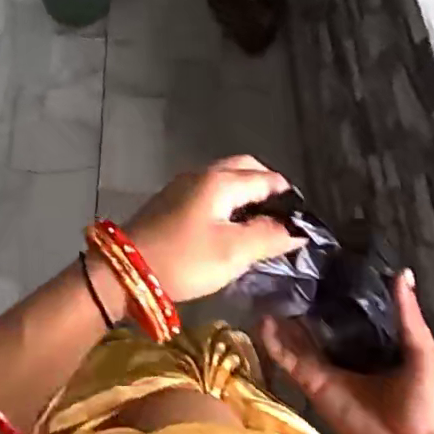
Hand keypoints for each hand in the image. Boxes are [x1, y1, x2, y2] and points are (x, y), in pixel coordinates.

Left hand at [123, 155, 305, 303]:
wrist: (129, 266)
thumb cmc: (185, 258)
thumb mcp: (232, 252)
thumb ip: (267, 237)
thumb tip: (296, 229)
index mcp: (220, 181)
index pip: (264, 178)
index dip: (288, 196)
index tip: (305, 218)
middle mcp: (202, 173)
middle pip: (243, 167)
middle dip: (267, 184)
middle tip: (284, 216)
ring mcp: (184, 184)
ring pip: (225, 177)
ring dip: (247, 191)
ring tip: (264, 222)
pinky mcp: (173, 199)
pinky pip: (211, 189)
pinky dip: (229, 198)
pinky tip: (234, 224)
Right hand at [259, 270, 433, 433]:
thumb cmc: (422, 400)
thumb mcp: (422, 351)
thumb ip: (408, 313)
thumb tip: (402, 270)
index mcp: (368, 341)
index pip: (343, 308)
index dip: (331, 285)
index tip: (317, 257)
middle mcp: (341, 348)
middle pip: (314, 317)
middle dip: (300, 296)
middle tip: (283, 265)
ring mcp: (322, 364)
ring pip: (294, 333)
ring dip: (280, 313)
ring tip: (264, 284)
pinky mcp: (309, 378)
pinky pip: (285, 355)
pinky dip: (271, 338)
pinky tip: (262, 317)